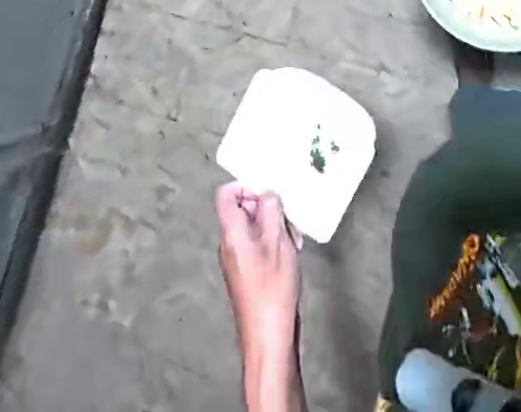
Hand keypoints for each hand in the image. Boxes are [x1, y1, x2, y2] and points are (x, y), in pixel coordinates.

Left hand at [216, 184, 300, 365]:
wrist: (268, 334)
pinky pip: (259, 243)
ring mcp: (238, 258)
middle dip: (269, 207)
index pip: (226, 194)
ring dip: (276, 225)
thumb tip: (267, 193)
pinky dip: (275, 241)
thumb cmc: (272, 286)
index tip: (270, 193)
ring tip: (295, 240)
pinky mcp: (248, 271)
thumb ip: (271, 211)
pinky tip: (292, 253)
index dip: (246, 186)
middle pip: (243, 209)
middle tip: (290, 219)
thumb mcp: (277, 241)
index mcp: (232, 233)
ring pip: (255, 226)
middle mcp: (230, 243)